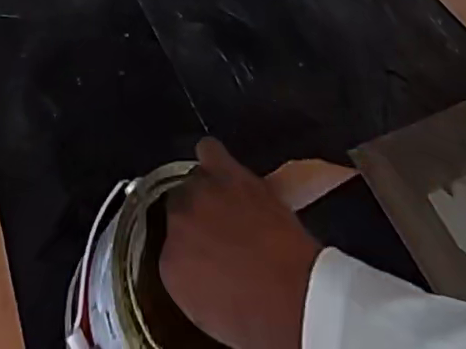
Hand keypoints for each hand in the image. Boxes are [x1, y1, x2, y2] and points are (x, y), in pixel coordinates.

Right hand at [160, 138, 322, 348]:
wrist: (297, 297)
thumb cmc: (259, 316)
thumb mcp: (210, 313)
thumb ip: (189, 279)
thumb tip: (193, 261)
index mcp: (169, 265)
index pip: (169, 245)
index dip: (190, 246)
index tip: (205, 251)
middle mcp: (176, 222)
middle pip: (176, 205)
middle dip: (194, 215)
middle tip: (217, 229)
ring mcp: (199, 194)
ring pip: (191, 177)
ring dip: (205, 188)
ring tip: (223, 201)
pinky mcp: (226, 172)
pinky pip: (208, 149)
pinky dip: (212, 156)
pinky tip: (221, 167)